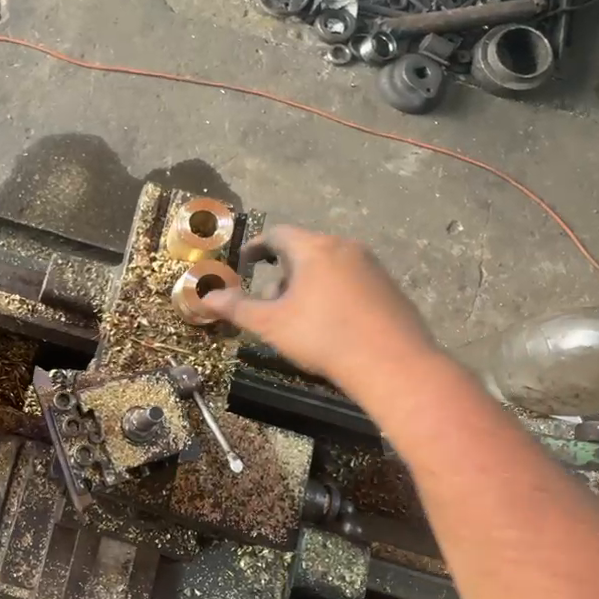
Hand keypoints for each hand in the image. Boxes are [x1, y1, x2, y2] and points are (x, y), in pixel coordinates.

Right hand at [201, 226, 439, 389]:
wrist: (391, 363)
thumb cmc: (322, 337)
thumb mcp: (270, 324)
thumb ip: (236, 308)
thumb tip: (206, 298)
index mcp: (313, 249)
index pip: (278, 234)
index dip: (256, 247)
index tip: (244, 261)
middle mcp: (345, 248)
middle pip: (305, 249)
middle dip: (282, 272)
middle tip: (269, 301)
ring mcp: (372, 266)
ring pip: (328, 265)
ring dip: (307, 283)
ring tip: (298, 316)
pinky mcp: (389, 287)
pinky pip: (351, 280)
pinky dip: (332, 293)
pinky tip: (330, 324)